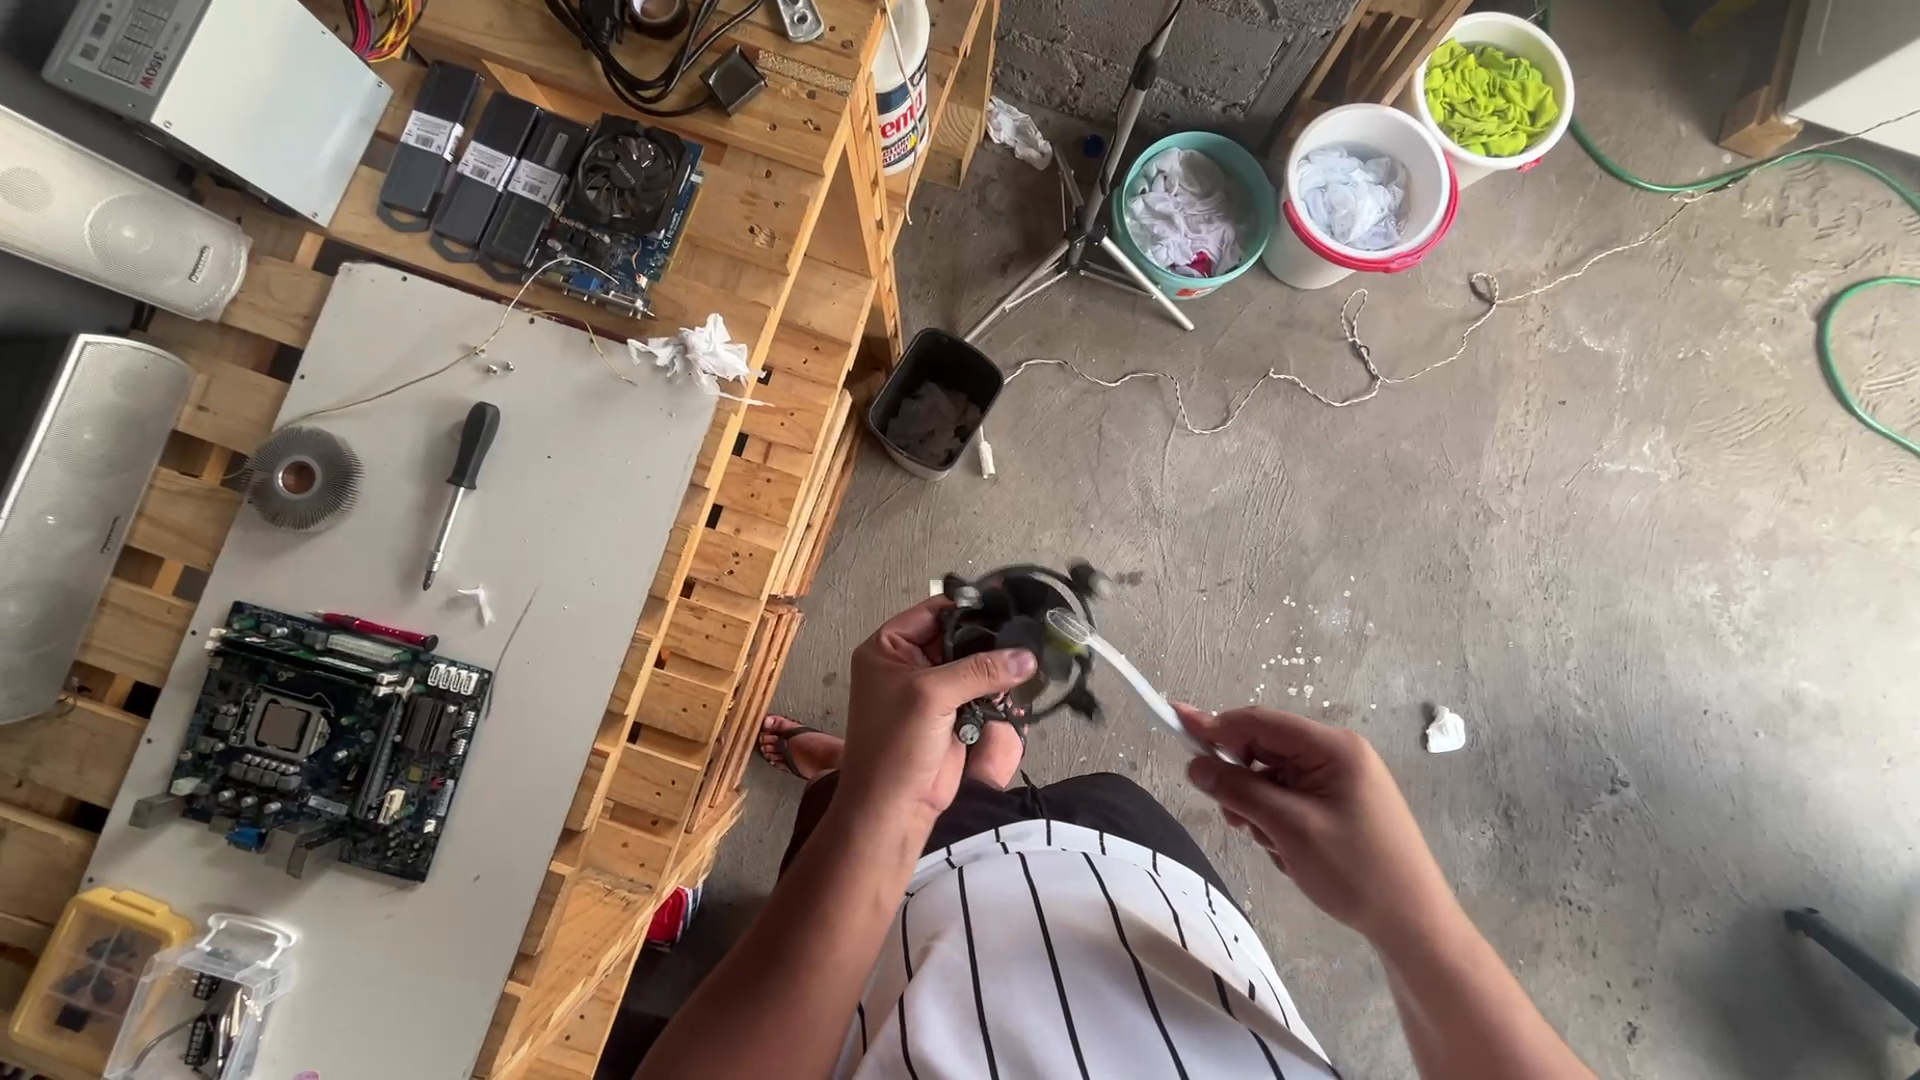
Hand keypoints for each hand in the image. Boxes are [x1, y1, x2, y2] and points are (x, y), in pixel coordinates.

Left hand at [836, 598, 1036, 825]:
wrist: (895, 807)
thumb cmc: (892, 746)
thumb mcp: (931, 695)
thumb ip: (979, 670)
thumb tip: (1023, 656)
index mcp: (888, 648)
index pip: (933, 611)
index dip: (967, 608)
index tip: (1005, 606)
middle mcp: (908, 664)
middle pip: (957, 637)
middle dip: (986, 642)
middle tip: (1023, 639)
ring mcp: (931, 690)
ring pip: (973, 666)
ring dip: (994, 670)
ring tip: (1022, 668)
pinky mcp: (951, 714)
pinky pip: (980, 692)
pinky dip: (995, 694)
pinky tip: (1012, 693)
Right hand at [1177, 705, 1460, 949]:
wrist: (1415, 926)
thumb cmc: (1356, 871)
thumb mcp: (1289, 829)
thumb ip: (1239, 791)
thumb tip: (1196, 766)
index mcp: (1332, 747)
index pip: (1260, 722)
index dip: (1216, 726)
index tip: (1176, 724)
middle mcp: (1336, 754)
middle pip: (1263, 748)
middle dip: (1240, 779)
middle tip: (1233, 819)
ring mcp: (1338, 779)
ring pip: (1271, 776)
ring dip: (1258, 806)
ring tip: (1272, 844)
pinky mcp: (1337, 803)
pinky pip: (1288, 796)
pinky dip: (1276, 819)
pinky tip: (1288, 850)